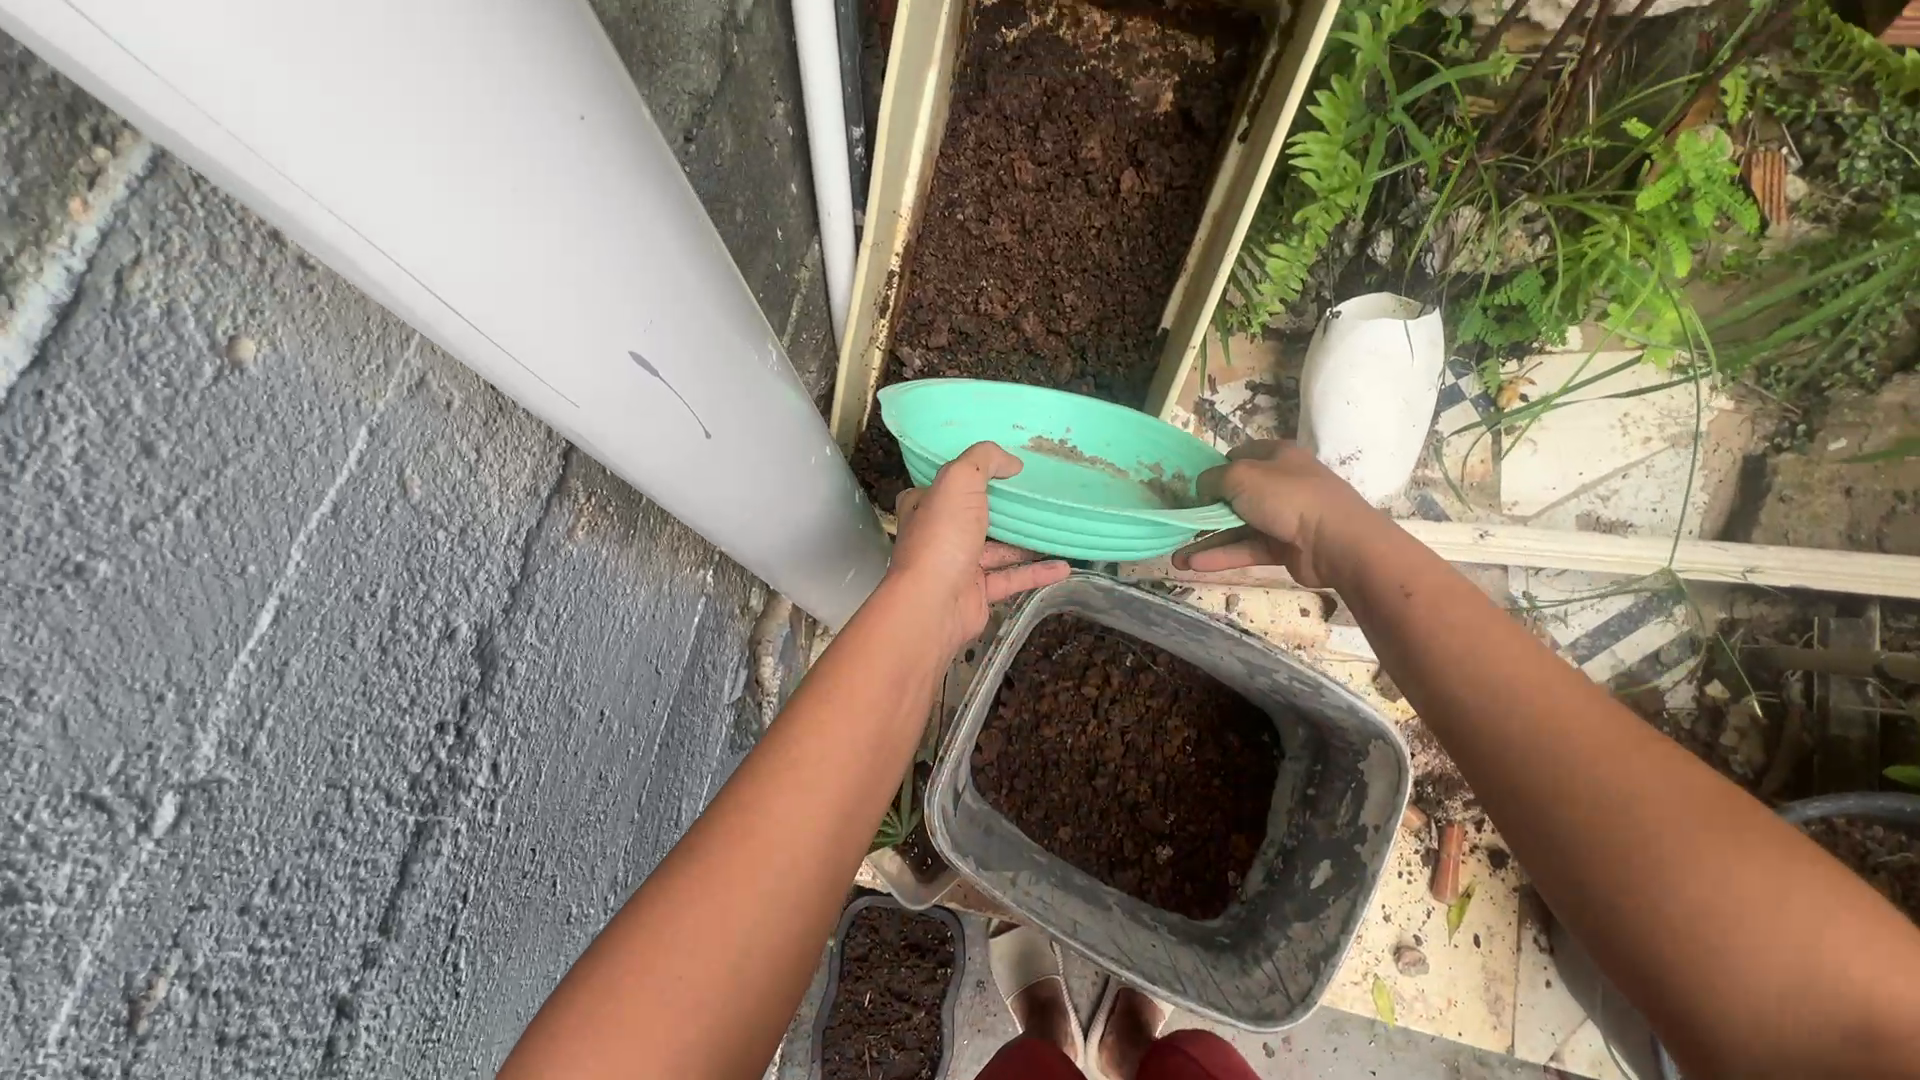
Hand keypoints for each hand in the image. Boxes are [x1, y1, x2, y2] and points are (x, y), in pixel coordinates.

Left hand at [888, 441, 1070, 655]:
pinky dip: (1037, 572)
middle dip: (1001, 509)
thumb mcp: (959, 479)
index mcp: (925, 505)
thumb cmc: (941, 536)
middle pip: (973, 516)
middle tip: (1036, 497)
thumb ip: (984, 460)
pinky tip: (1063, 567)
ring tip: (1056, 529)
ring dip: (1025, 542)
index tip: (1001, 469)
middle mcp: (938, 535)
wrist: (933, 603)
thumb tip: (1011, 462)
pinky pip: (1011, 578)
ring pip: (997, 549)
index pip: (943, 485)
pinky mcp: (977, 592)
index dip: (968, 476)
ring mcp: (957, 565)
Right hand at [1173, 440, 1385, 588]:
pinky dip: (1222, 556)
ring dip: (1207, 541)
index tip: (1191, 487)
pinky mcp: (1283, 546)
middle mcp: (1279, 483)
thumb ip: (1213, 479)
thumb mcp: (1241, 476)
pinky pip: (1246, 548)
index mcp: (1276, 456)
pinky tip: (1194, 565)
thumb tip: (1202, 487)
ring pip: (1237, 527)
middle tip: (1180, 522)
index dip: (1214, 470)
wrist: (1338, 541)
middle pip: (1235, 494)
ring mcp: (1282, 517)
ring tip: (1177, 557)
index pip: (1238, 457)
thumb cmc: (1288, 497)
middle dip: (1205, 510)